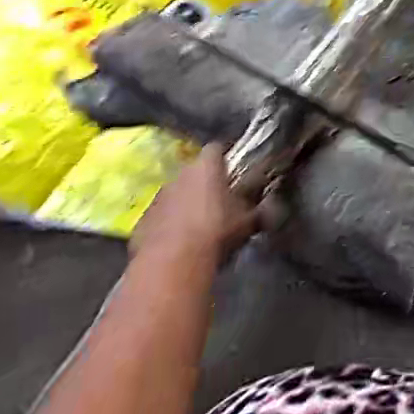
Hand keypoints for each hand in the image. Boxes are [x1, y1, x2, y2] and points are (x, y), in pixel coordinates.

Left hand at [131, 145, 257, 267]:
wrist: (171, 264)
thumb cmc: (216, 232)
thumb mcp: (247, 221)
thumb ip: (258, 209)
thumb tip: (270, 206)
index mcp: (206, 166)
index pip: (216, 149)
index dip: (225, 159)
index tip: (233, 173)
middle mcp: (179, 174)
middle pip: (194, 172)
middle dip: (204, 184)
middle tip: (218, 203)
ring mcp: (157, 197)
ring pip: (175, 194)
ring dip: (185, 204)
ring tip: (198, 227)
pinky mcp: (142, 221)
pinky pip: (160, 217)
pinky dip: (168, 225)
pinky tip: (178, 244)